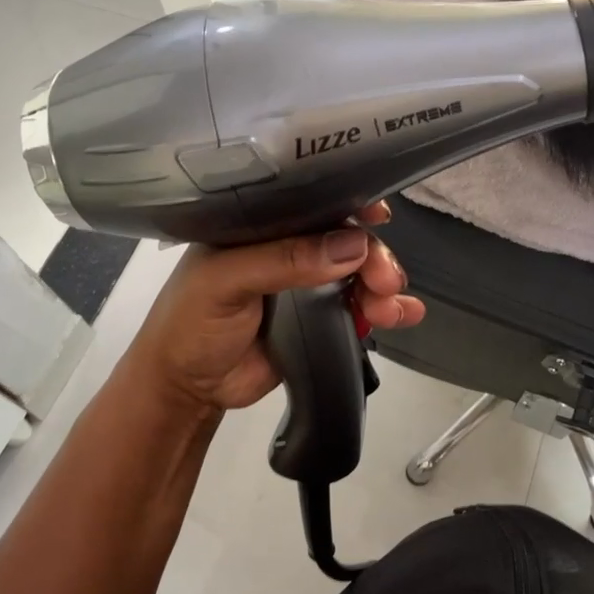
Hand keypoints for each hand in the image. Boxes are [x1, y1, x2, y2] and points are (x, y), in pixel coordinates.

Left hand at [125, 202, 424, 411]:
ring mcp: (309, 287)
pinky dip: (389, 310)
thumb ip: (285, 261)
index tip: (379, 212)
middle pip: (347, 241)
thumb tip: (353, 246)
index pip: (313, 204)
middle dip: (374, 257)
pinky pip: (361, 309)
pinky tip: (407, 316)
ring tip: (390, 309)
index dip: (349, 203)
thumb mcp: (227, 282)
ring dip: (384, 286)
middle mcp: (290, 250)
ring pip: (360, 275)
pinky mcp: (323, 322)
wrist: (185, 389)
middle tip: (385, 281)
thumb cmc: (190, 323)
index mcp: (263, 227)